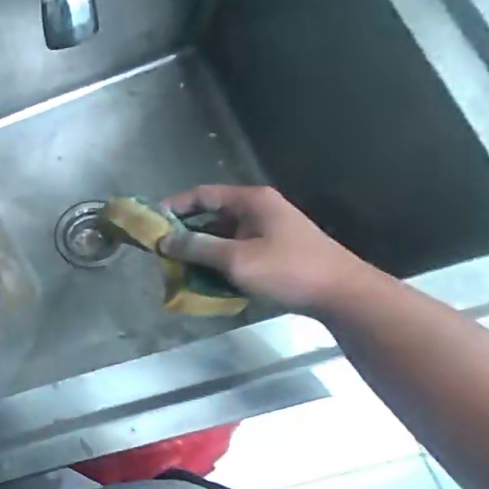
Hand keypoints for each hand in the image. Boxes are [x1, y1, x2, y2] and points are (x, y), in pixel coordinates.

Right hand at [162, 185, 387, 313]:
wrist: (339, 293)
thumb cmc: (288, 270)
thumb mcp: (237, 259)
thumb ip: (197, 248)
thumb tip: (163, 240)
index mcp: (251, 202)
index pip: (203, 195)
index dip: (173, 207)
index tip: (149, 224)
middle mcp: (257, 211)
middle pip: (209, 217)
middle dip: (182, 234)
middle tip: (158, 253)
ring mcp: (264, 232)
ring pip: (219, 237)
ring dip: (197, 253)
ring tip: (174, 270)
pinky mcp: (268, 252)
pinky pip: (231, 253)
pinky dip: (214, 264)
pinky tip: (201, 281)